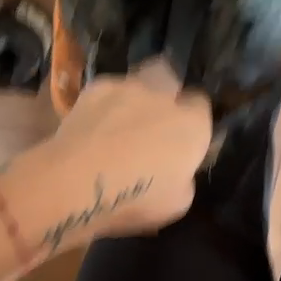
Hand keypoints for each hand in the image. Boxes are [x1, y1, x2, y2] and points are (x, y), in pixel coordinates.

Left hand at [4, 59, 211, 254]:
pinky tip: (94, 123)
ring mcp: (128, 86)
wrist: (79, 181)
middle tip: (154, 119)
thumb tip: (176, 168)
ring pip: (137, 81)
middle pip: (170, 78)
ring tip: (118, 123)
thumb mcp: (178, 203)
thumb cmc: (135, 198)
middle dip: (166, 90)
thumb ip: (184, 175)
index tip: (182, 137)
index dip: (193, 119)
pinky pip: (108, 90)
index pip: (202, 105)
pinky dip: (105, 103)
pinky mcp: (95, 87)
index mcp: (192, 124)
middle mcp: (164, 97)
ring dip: (133, 97)